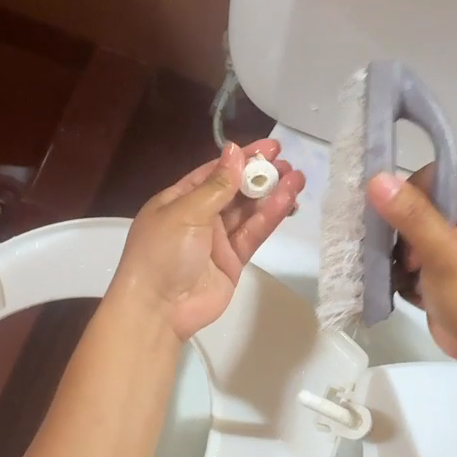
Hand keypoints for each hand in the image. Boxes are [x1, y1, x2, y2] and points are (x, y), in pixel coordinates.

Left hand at [111, 141, 304, 339]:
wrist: (158, 309)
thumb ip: (216, 185)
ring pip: (248, 212)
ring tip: (297, 178)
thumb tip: (234, 150)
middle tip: (288, 162)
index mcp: (177, 200)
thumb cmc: (162, 253)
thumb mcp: (186, 212)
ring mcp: (216, 240)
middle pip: (234, 190)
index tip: (270, 147)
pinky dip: (270, 218)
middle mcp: (197, 216)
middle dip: (260, 176)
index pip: (213, 172)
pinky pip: (253, 233)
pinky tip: (288, 201)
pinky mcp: (232, 261)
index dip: (240, 159)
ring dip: (271, 195)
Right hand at [367, 165, 456, 363]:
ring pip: (411, 233)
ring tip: (407, 272)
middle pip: (420, 205)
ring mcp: (456, 248)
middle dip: (403, 228)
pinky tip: (406, 286)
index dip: (413, 190)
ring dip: (400, 253)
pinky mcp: (442, 272)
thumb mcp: (443, 252)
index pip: (438, 175)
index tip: (399, 216)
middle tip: (408, 254)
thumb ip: (411, 215)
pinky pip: (411, 259)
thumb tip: (376, 178)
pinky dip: (403, 271)